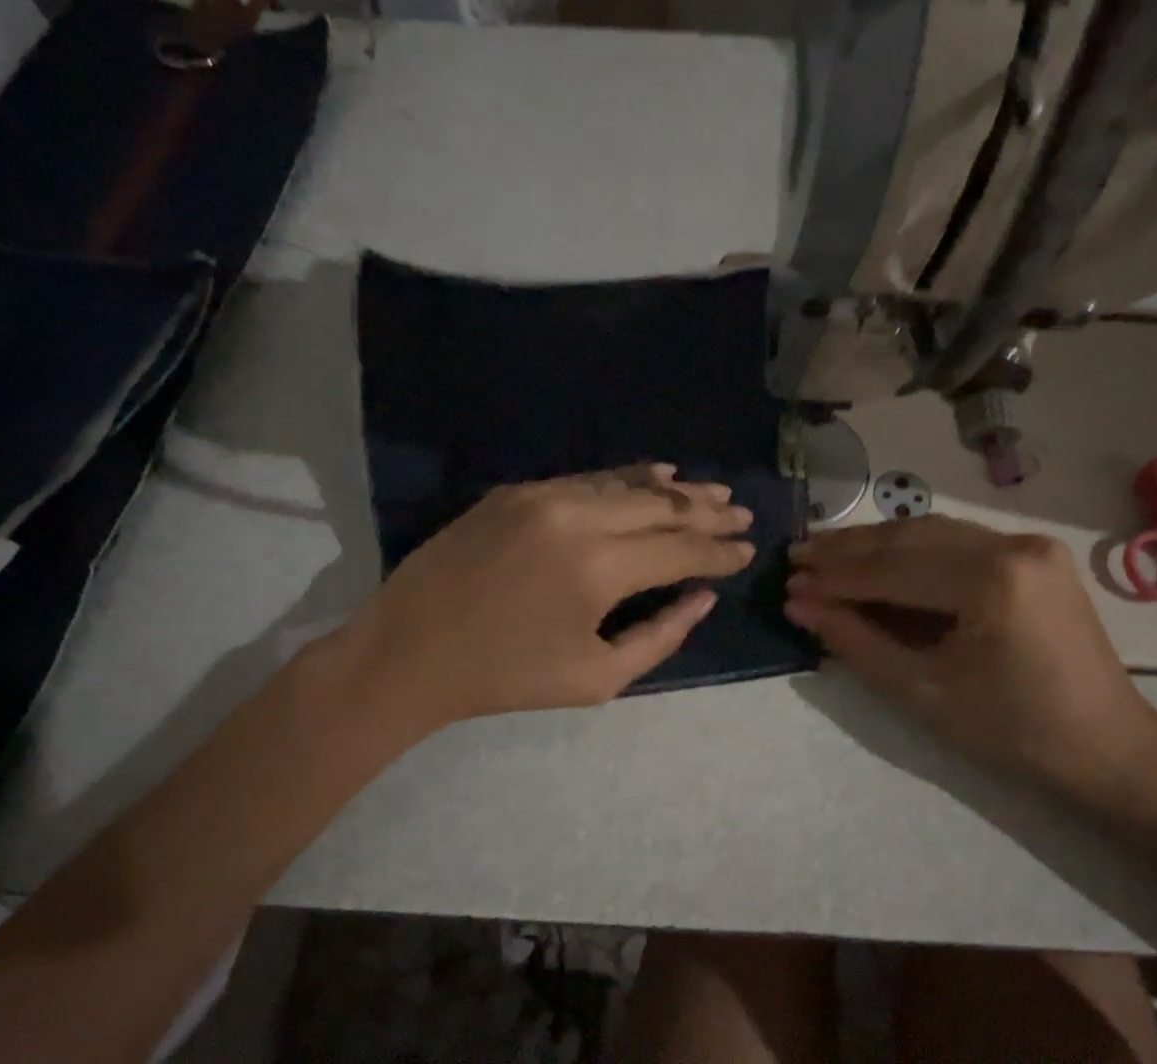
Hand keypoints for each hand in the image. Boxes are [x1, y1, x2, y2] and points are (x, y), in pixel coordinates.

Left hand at [328, 465, 754, 727]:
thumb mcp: (595, 677)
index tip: (748, 550)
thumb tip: (702, 598)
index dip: (718, 552)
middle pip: (660, 505)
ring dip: (672, 489)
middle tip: (741, 512)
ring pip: (625, 484)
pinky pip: (587, 479)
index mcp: (598, 569)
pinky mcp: (515, 490)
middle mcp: (576, 517)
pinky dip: (626, 480)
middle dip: (705, 511)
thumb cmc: (504, 678)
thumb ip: (661, 635)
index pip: (679, 550)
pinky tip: (653, 477)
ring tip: (709, 492)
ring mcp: (542, 495)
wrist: (408, 652)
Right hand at [784, 516, 1155, 780]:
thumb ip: (857, 642)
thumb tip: (801, 605)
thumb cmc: (1013, 731)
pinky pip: (958, 543)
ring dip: (877, 545)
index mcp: (992, 579)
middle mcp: (1013, 545)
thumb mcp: (924, 692)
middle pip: (911, 539)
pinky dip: (913, 551)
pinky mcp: (1034, 555)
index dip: (836, 578)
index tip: (788, 581)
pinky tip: (878, 557)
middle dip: (849, 550)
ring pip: (932, 533)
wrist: (1106, 745)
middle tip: (797, 556)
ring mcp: (1028, 545)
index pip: (894, 570)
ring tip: (824, 553)